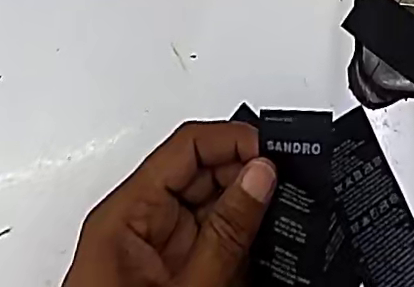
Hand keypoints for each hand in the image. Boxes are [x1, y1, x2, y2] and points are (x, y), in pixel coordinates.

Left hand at [63, 122, 276, 286]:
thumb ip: (225, 232)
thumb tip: (260, 172)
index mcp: (127, 216)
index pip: (187, 147)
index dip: (232, 140)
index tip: (272, 153)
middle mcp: (142, 227)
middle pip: (203, 172)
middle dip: (247, 175)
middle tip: (286, 184)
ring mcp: (160, 256)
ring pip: (215, 207)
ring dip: (249, 211)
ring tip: (283, 217)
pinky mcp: (177, 281)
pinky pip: (217, 242)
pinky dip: (244, 244)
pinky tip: (269, 249)